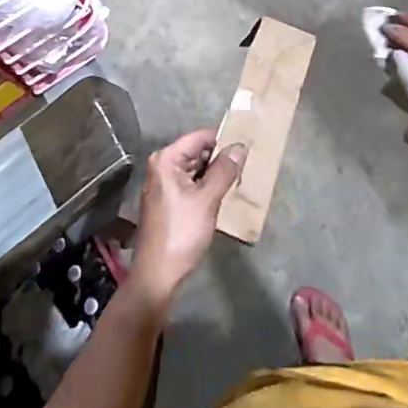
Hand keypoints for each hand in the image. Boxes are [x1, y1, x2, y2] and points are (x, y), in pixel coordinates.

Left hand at [127, 129, 244, 305]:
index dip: (221, 138)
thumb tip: (239, 147)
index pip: (198, 138)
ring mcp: (164, 183)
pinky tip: (225, 192)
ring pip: (195, 169)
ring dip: (215, 172)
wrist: (159, 270)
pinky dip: (207, 185)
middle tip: (248, 161)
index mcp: (165, 159)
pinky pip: (191, 183)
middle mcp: (161, 166)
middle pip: (195, 152)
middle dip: (220, 156)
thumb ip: (223, 172)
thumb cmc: (181, 232)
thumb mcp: (207, 200)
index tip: (247, 142)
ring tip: (242, 175)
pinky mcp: (169, 199)